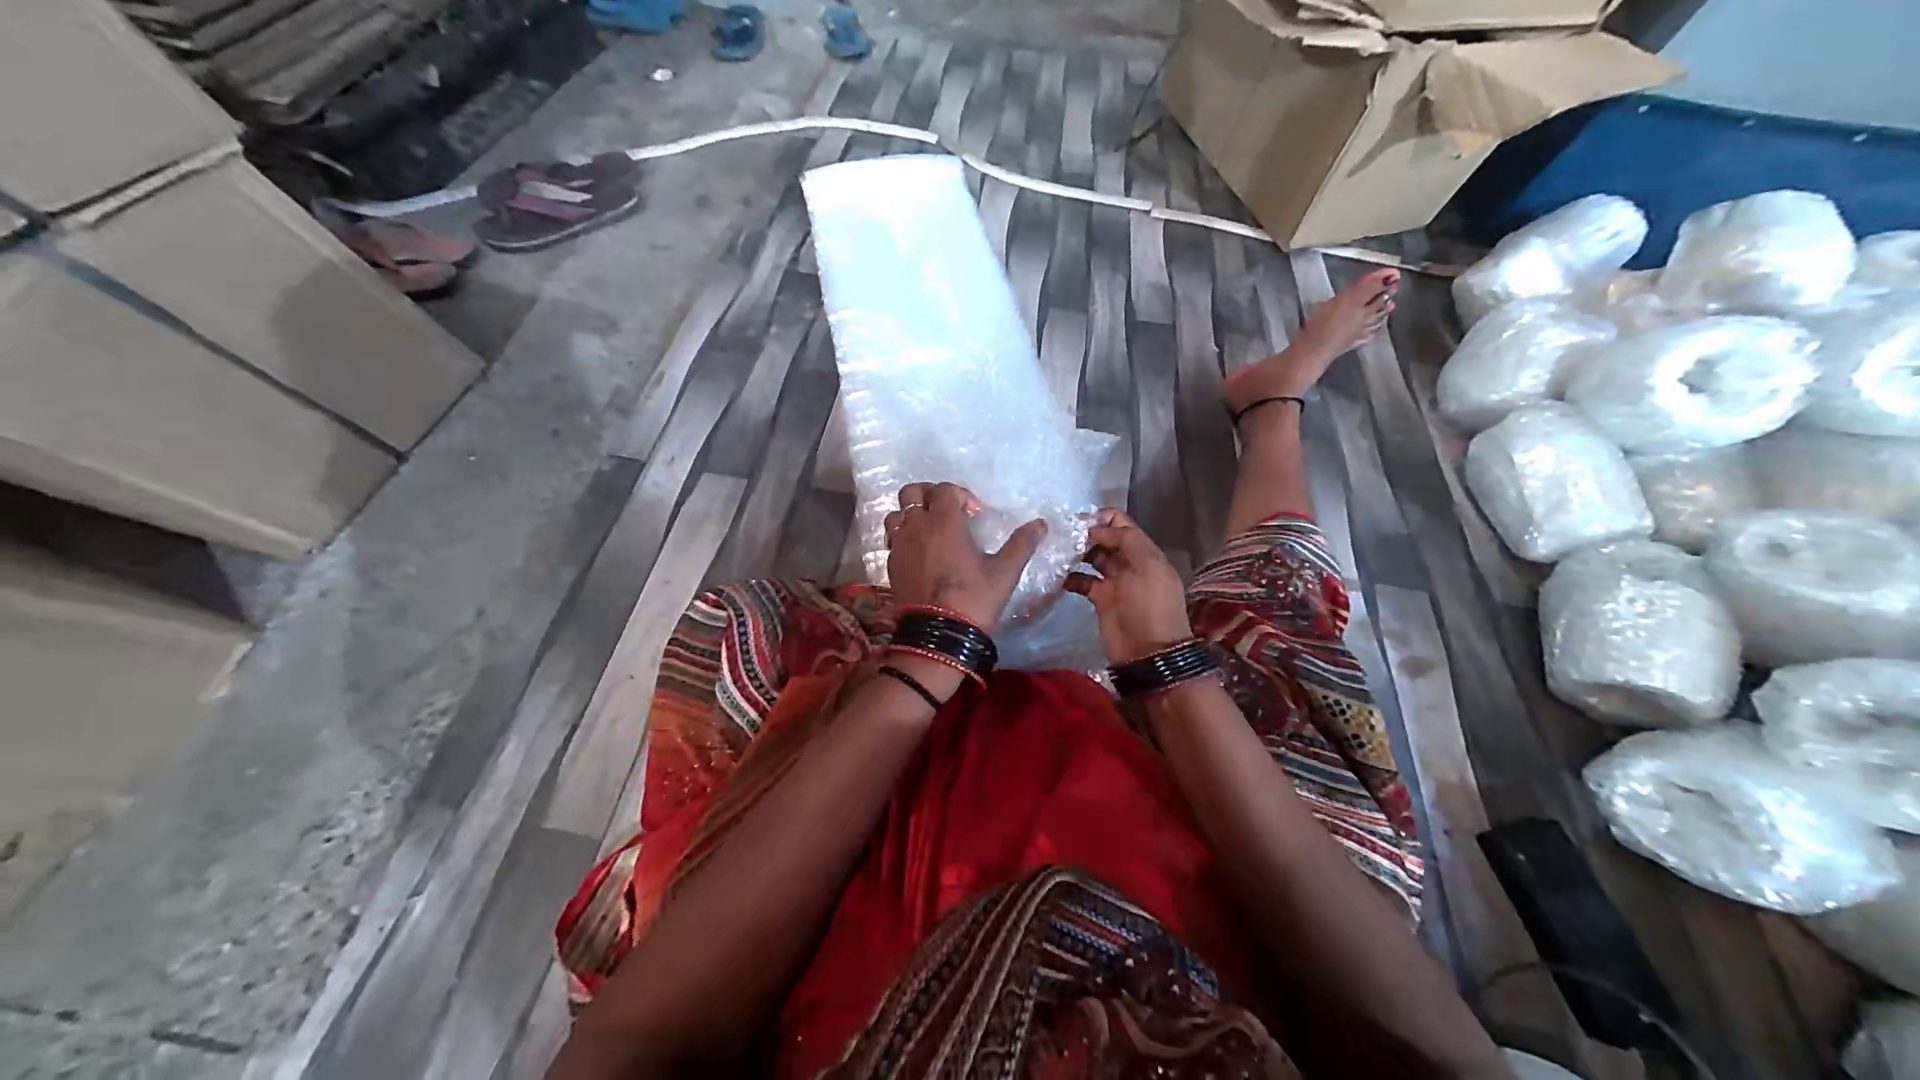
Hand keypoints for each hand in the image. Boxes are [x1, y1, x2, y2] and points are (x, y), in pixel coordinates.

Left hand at [884, 483, 1046, 629]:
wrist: (938, 635)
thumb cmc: (973, 599)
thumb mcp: (1004, 572)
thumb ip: (1022, 544)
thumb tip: (1041, 524)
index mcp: (945, 522)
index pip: (945, 489)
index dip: (961, 495)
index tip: (976, 515)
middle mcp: (917, 527)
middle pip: (913, 492)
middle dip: (930, 495)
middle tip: (948, 512)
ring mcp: (900, 546)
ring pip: (897, 514)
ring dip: (912, 515)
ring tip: (930, 531)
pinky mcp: (891, 564)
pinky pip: (892, 539)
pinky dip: (904, 537)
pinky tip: (920, 554)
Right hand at [1064, 509, 1193, 662]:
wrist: (1148, 653)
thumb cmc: (1150, 607)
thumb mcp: (1147, 567)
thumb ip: (1126, 540)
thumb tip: (1096, 528)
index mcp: (1144, 552)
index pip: (1122, 524)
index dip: (1101, 519)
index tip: (1078, 523)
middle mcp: (1129, 563)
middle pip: (1105, 539)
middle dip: (1085, 534)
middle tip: (1060, 536)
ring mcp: (1114, 581)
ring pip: (1093, 558)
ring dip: (1076, 553)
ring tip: (1056, 553)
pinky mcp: (1101, 599)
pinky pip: (1083, 581)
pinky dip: (1071, 577)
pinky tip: (1057, 576)